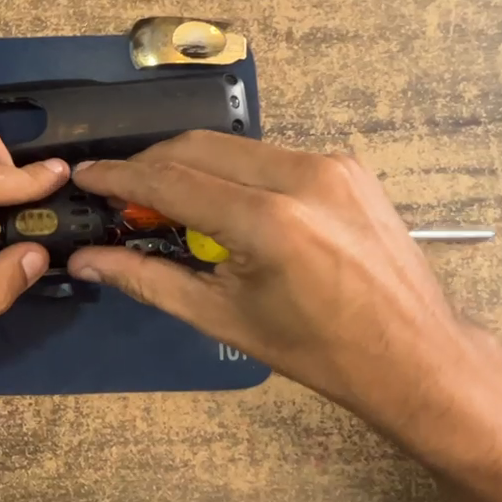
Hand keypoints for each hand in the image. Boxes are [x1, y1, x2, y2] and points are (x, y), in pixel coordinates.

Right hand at [66, 132, 501, 432]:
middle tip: (122, 196)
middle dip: (150, 165)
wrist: (417, 356)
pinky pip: (267, 155)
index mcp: (267, 221)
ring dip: (189, 166)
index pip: (170, 180)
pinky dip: (231, 172)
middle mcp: (299, 176)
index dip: (119, 176)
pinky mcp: (346, 165)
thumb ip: (147, 279)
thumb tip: (85, 261)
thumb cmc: (316, 351)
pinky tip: (224, 205)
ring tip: (168, 203)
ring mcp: (329, 164)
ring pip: (232, 146)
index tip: (84, 175)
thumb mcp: (222, 317)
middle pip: (197, 147)